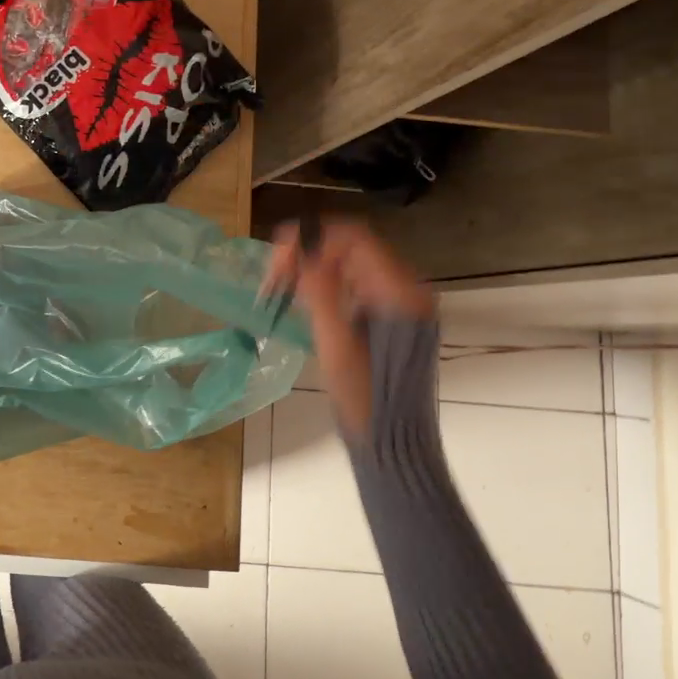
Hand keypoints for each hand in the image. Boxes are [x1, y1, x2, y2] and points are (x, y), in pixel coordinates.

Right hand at [263, 220, 433, 437]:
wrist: (392, 441)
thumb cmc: (364, 398)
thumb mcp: (335, 342)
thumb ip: (320, 290)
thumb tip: (300, 246)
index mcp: (399, 291)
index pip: (354, 238)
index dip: (312, 237)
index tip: (276, 254)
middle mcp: (405, 288)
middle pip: (351, 247)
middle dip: (307, 251)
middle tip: (272, 274)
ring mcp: (399, 303)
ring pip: (350, 264)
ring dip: (313, 266)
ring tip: (278, 285)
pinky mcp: (390, 317)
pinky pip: (354, 284)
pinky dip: (325, 283)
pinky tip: (300, 299)